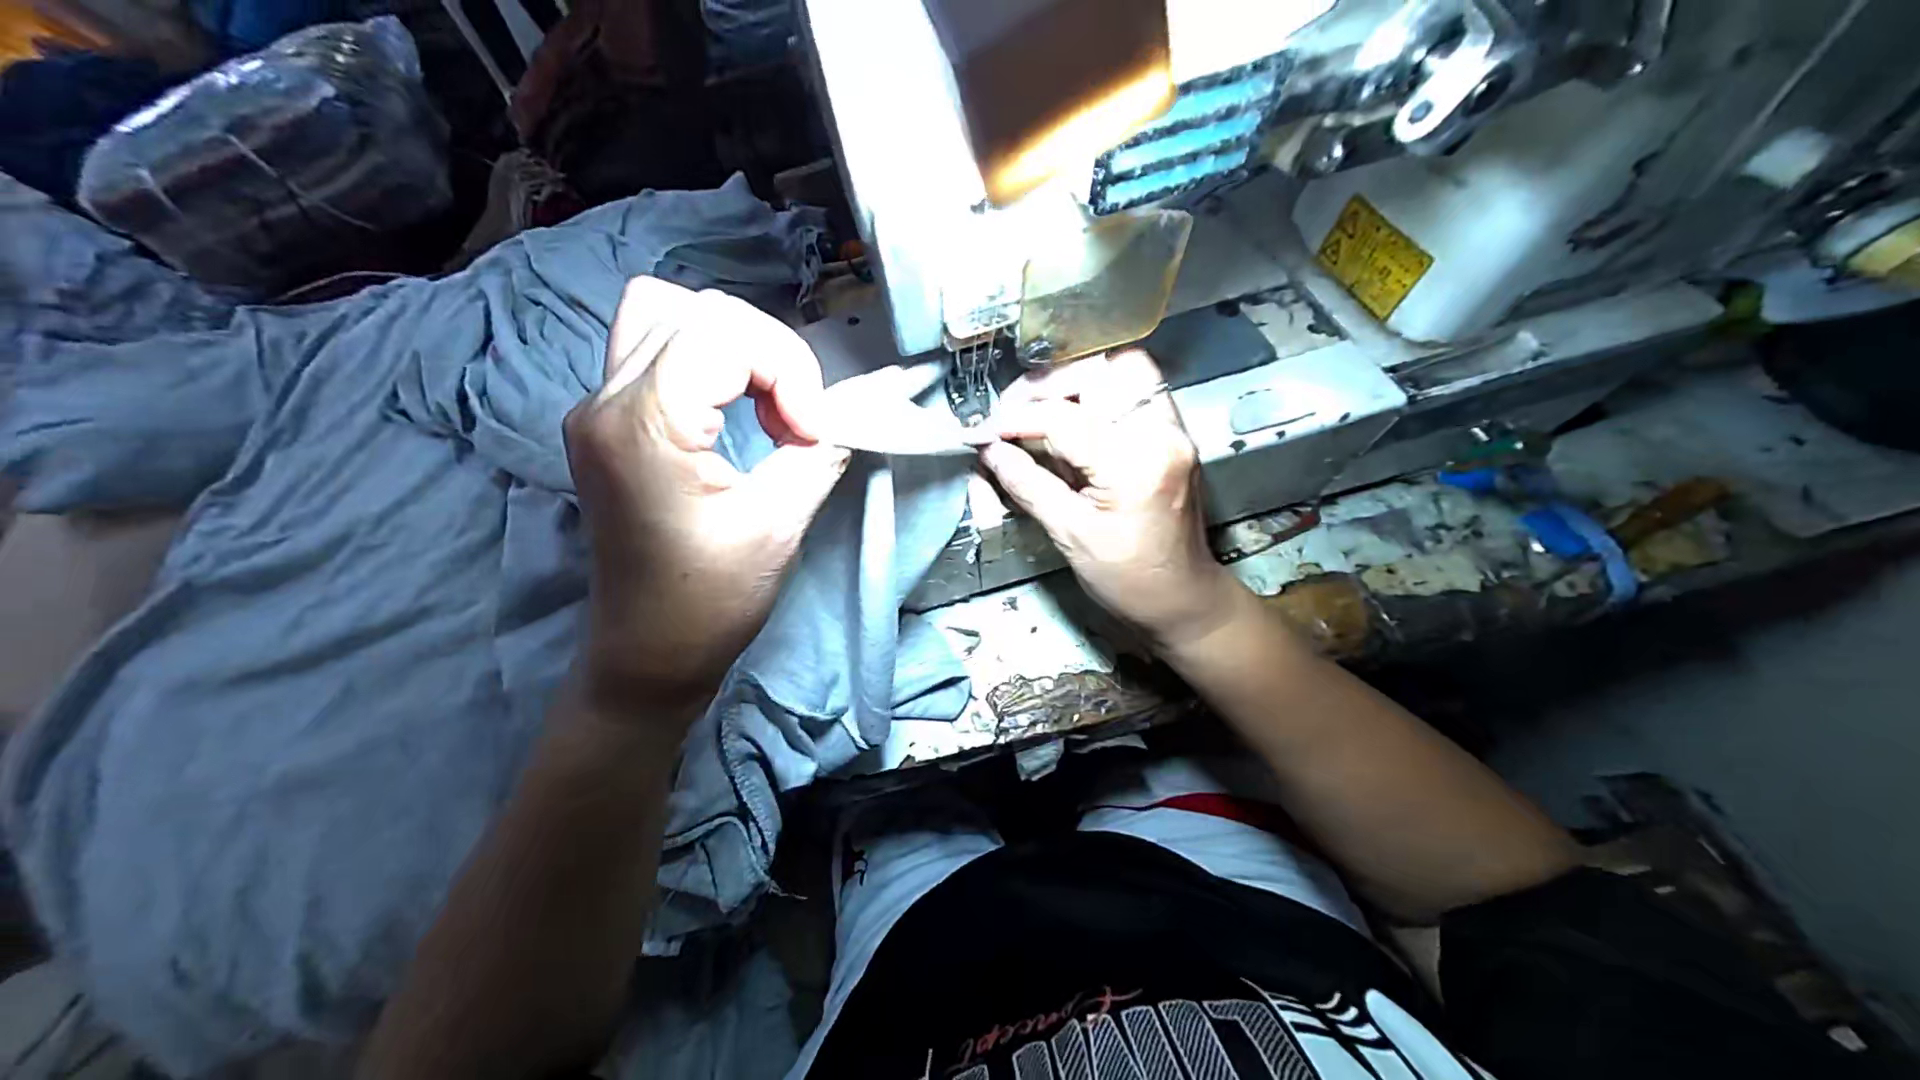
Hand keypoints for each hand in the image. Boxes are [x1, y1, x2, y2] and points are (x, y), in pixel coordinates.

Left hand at [564, 277, 851, 716]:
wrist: (648, 654)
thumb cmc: (709, 603)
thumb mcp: (779, 524)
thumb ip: (818, 453)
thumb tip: (846, 413)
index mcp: (641, 424)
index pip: (721, 331)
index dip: (787, 369)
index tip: (812, 435)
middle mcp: (604, 400)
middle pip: (695, 309)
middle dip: (767, 355)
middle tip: (796, 421)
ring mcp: (597, 408)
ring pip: (667, 315)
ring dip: (735, 351)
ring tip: (768, 409)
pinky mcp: (608, 422)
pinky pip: (658, 351)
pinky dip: (711, 365)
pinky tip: (739, 413)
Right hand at [978, 349, 1243, 652]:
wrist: (1181, 598)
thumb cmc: (1127, 579)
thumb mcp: (1069, 534)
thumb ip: (1027, 483)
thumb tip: (990, 450)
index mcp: (1135, 465)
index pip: (1064, 417)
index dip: (1017, 419)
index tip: (987, 430)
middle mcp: (1162, 434)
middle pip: (1104, 368)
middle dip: (1051, 382)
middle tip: (1015, 408)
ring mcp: (1173, 431)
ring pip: (1125, 370)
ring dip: (1078, 381)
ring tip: (1040, 408)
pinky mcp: (1173, 435)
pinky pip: (1135, 392)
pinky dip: (1099, 395)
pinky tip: (1073, 419)